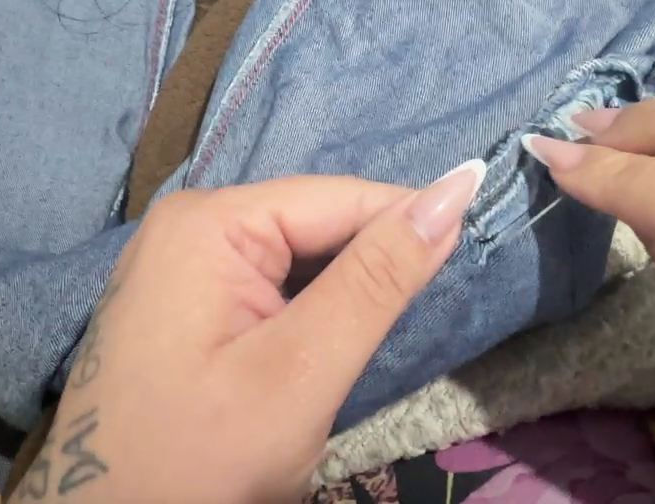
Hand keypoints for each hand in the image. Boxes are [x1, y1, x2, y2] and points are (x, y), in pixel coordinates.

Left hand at [9, 164, 485, 502]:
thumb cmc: (200, 464)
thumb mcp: (300, 373)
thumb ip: (377, 279)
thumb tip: (453, 190)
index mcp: (211, 221)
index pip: (336, 198)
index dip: (407, 217)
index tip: (472, 235)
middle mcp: (192, 220)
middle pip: (313, 220)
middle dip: (369, 259)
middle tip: (421, 308)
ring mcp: (182, 256)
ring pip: (295, 249)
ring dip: (342, 285)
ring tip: (374, 329)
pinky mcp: (184, 292)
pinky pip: (267, 275)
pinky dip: (307, 302)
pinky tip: (324, 334)